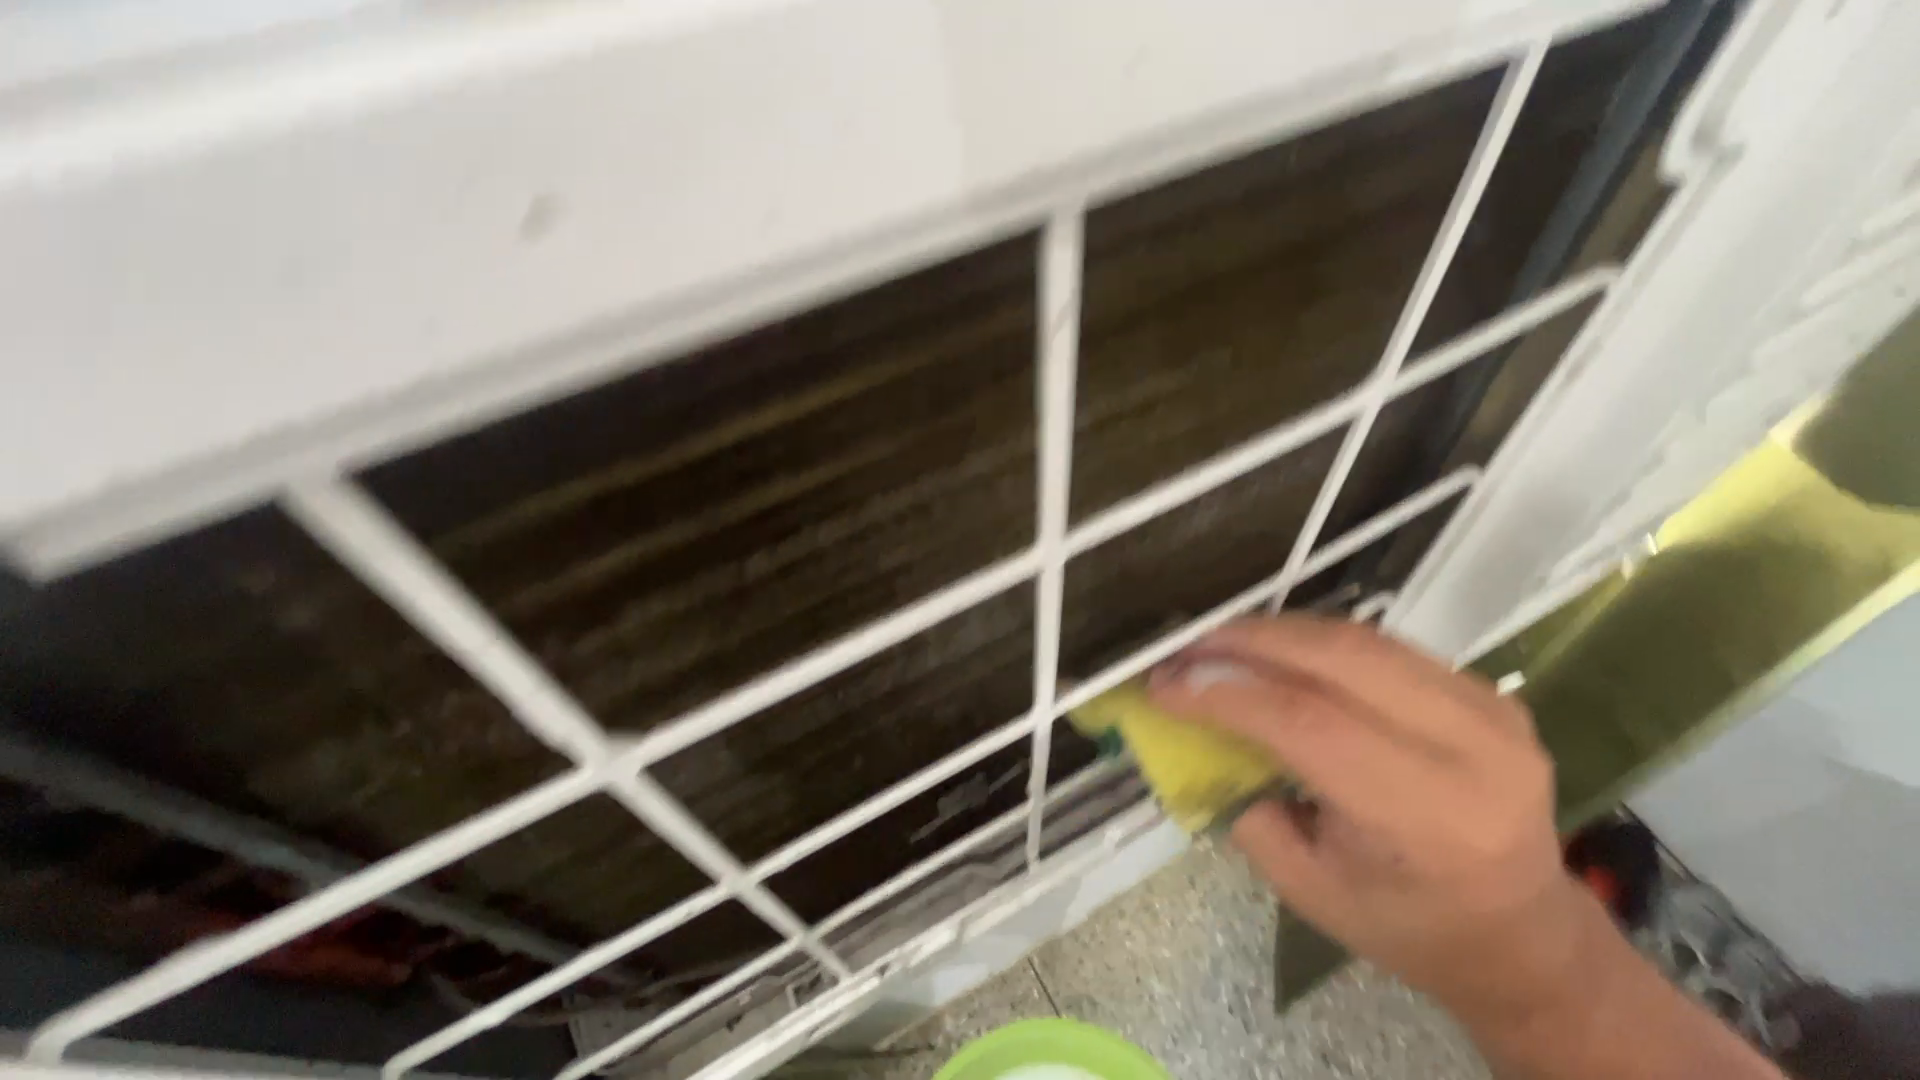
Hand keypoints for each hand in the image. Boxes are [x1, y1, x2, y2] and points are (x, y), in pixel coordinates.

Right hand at [1147, 616, 1605, 1026]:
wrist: (1521, 933)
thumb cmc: (1405, 924)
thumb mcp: (1307, 887)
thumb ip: (1245, 805)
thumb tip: (1192, 731)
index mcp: (1425, 816)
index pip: (1308, 724)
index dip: (1226, 695)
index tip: (1165, 685)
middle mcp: (1471, 749)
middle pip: (1341, 659)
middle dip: (1251, 641)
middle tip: (1189, 645)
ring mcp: (1493, 710)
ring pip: (1364, 640)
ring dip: (1282, 633)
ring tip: (1223, 642)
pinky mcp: (1491, 692)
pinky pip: (1387, 648)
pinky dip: (1322, 644)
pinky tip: (1281, 654)